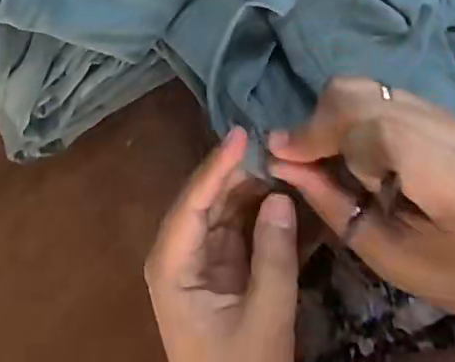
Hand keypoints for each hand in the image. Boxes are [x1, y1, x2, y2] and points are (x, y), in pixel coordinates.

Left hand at [145, 127, 298, 361]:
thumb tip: (280, 196)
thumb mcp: (264, 321)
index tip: (241, 133)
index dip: (216, 165)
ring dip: (252, 186)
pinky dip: (259, 208)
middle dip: (239, 171)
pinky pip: (238, 225)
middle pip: (207, 199)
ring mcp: (200, 258)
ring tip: (283, 161)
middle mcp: (179, 253)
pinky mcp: (221, 266)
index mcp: (171, 265)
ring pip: (224, 207)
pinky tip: (282, 189)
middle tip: (274, 145)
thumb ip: (274, 257)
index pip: (192, 202)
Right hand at [268, 77, 454, 330]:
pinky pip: (380, 94)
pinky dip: (352, 114)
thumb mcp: (399, 262)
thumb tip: (282, 164)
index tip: (281, 154)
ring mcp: (444, 110)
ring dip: (333, 114)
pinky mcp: (439, 107)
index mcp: (448, 173)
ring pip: (365, 87)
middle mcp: (445, 126)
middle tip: (299, 157)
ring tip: (326, 155)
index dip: (319, 134)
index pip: (371, 127)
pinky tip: (354, 150)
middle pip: (360, 94)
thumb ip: (337, 207)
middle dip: (318, 121)